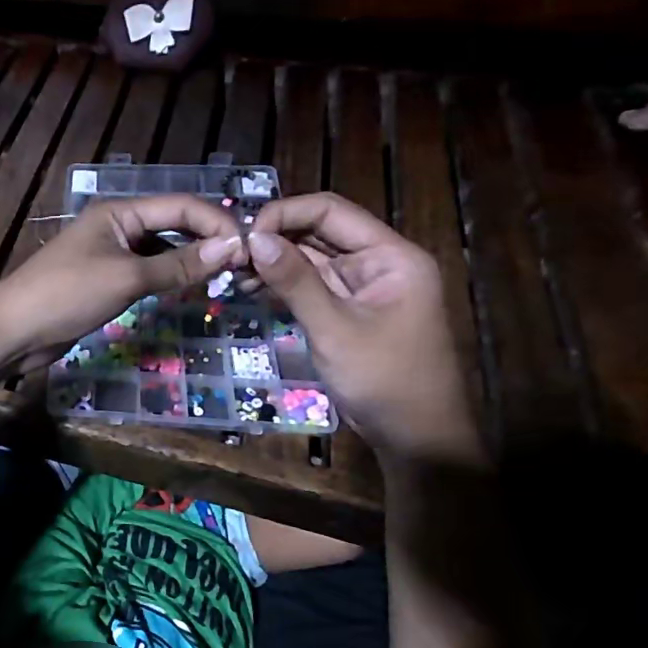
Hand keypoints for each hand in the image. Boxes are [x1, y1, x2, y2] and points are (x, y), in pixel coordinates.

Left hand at [0, 195, 242, 364]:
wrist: (14, 330)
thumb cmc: (67, 295)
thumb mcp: (127, 278)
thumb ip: (178, 265)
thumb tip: (230, 249)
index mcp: (120, 211)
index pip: (181, 206)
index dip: (216, 223)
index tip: (247, 249)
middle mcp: (117, 225)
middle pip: (173, 224)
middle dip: (207, 240)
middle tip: (240, 266)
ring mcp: (111, 253)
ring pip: (162, 249)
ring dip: (190, 260)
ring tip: (222, 278)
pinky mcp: (106, 279)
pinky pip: (147, 271)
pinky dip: (169, 277)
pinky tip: (188, 289)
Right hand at [248, 194, 482, 462]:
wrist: (416, 436)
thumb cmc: (384, 379)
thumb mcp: (334, 329)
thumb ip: (296, 281)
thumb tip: (255, 238)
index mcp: (390, 255)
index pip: (332, 211)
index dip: (285, 214)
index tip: (244, 236)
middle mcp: (379, 262)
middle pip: (321, 232)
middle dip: (275, 239)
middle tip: (231, 256)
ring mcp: (364, 287)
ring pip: (313, 260)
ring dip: (275, 262)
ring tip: (235, 274)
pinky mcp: (350, 310)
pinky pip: (314, 286)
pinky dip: (285, 285)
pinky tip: (253, 289)